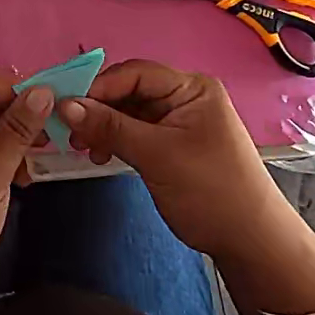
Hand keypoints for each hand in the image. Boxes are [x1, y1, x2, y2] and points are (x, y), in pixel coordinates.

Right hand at [56, 60, 300, 261]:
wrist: (249, 240)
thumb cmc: (208, 190)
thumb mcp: (156, 155)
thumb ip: (111, 127)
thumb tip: (66, 106)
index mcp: (191, 88)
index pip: (135, 74)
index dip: (99, 87)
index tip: (64, 106)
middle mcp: (185, 97)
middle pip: (131, 91)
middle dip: (99, 108)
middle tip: (69, 132)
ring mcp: (180, 121)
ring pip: (130, 113)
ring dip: (105, 126)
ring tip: (84, 148)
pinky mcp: (173, 144)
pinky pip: (137, 132)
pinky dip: (117, 140)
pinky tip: (101, 155)